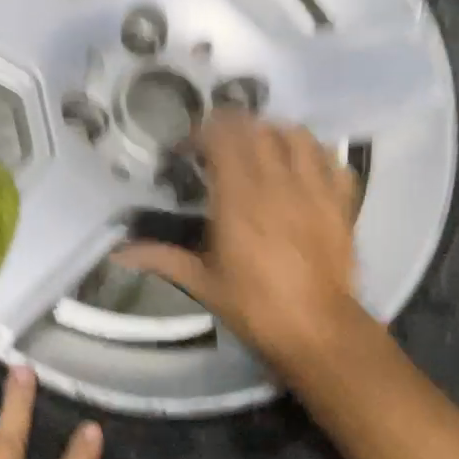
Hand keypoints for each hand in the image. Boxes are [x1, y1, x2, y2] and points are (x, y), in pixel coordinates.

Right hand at [119, 110, 365, 365]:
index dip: (201, 135)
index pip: (222, 136)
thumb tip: (117, 252)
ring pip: (295, 134)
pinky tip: (299, 170)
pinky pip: (329, 158)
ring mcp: (315, 188)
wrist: (316, 329)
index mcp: (239, 199)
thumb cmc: (253, 307)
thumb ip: (161, 258)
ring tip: (259, 153)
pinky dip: (312, 154)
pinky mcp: (341, 201)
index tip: (187, 153)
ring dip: (273, 135)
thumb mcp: (201, 283)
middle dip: (233, 131)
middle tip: (218, 152)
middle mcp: (278, 183)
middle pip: (257, 128)